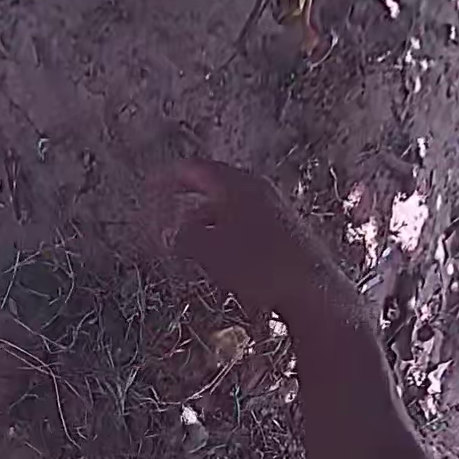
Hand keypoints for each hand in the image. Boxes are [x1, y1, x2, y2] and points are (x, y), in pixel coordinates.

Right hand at [161, 159, 357, 325]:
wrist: (309, 288)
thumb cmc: (257, 265)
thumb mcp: (209, 251)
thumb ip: (183, 237)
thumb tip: (171, 232)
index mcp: (237, 186)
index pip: (195, 170)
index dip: (168, 178)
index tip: (150, 186)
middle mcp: (256, 190)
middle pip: (211, 186)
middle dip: (184, 198)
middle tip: (162, 209)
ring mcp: (271, 208)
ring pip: (225, 206)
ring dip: (200, 219)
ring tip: (182, 239)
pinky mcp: (280, 229)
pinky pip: (239, 222)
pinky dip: (219, 231)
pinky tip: (213, 252)